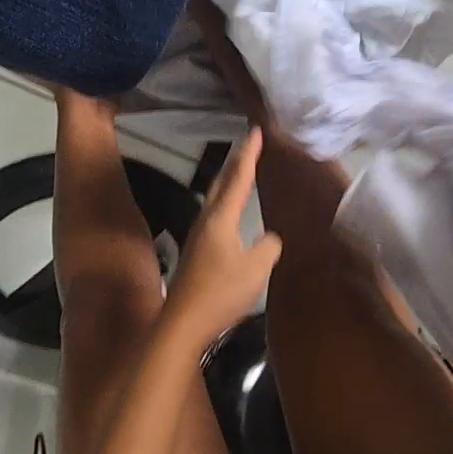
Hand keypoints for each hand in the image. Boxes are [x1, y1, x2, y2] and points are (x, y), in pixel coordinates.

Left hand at [158, 128, 281, 356]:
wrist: (183, 323)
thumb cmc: (221, 293)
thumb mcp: (256, 269)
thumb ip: (268, 247)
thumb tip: (269, 238)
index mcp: (220, 218)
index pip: (238, 178)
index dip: (248, 154)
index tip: (254, 131)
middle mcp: (205, 221)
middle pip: (220, 184)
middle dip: (235, 162)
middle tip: (247, 144)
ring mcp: (197, 237)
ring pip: (215, 200)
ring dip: (228, 182)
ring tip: (241, 171)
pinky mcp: (196, 253)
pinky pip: (214, 216)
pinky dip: (225, 204)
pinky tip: (231, 214)